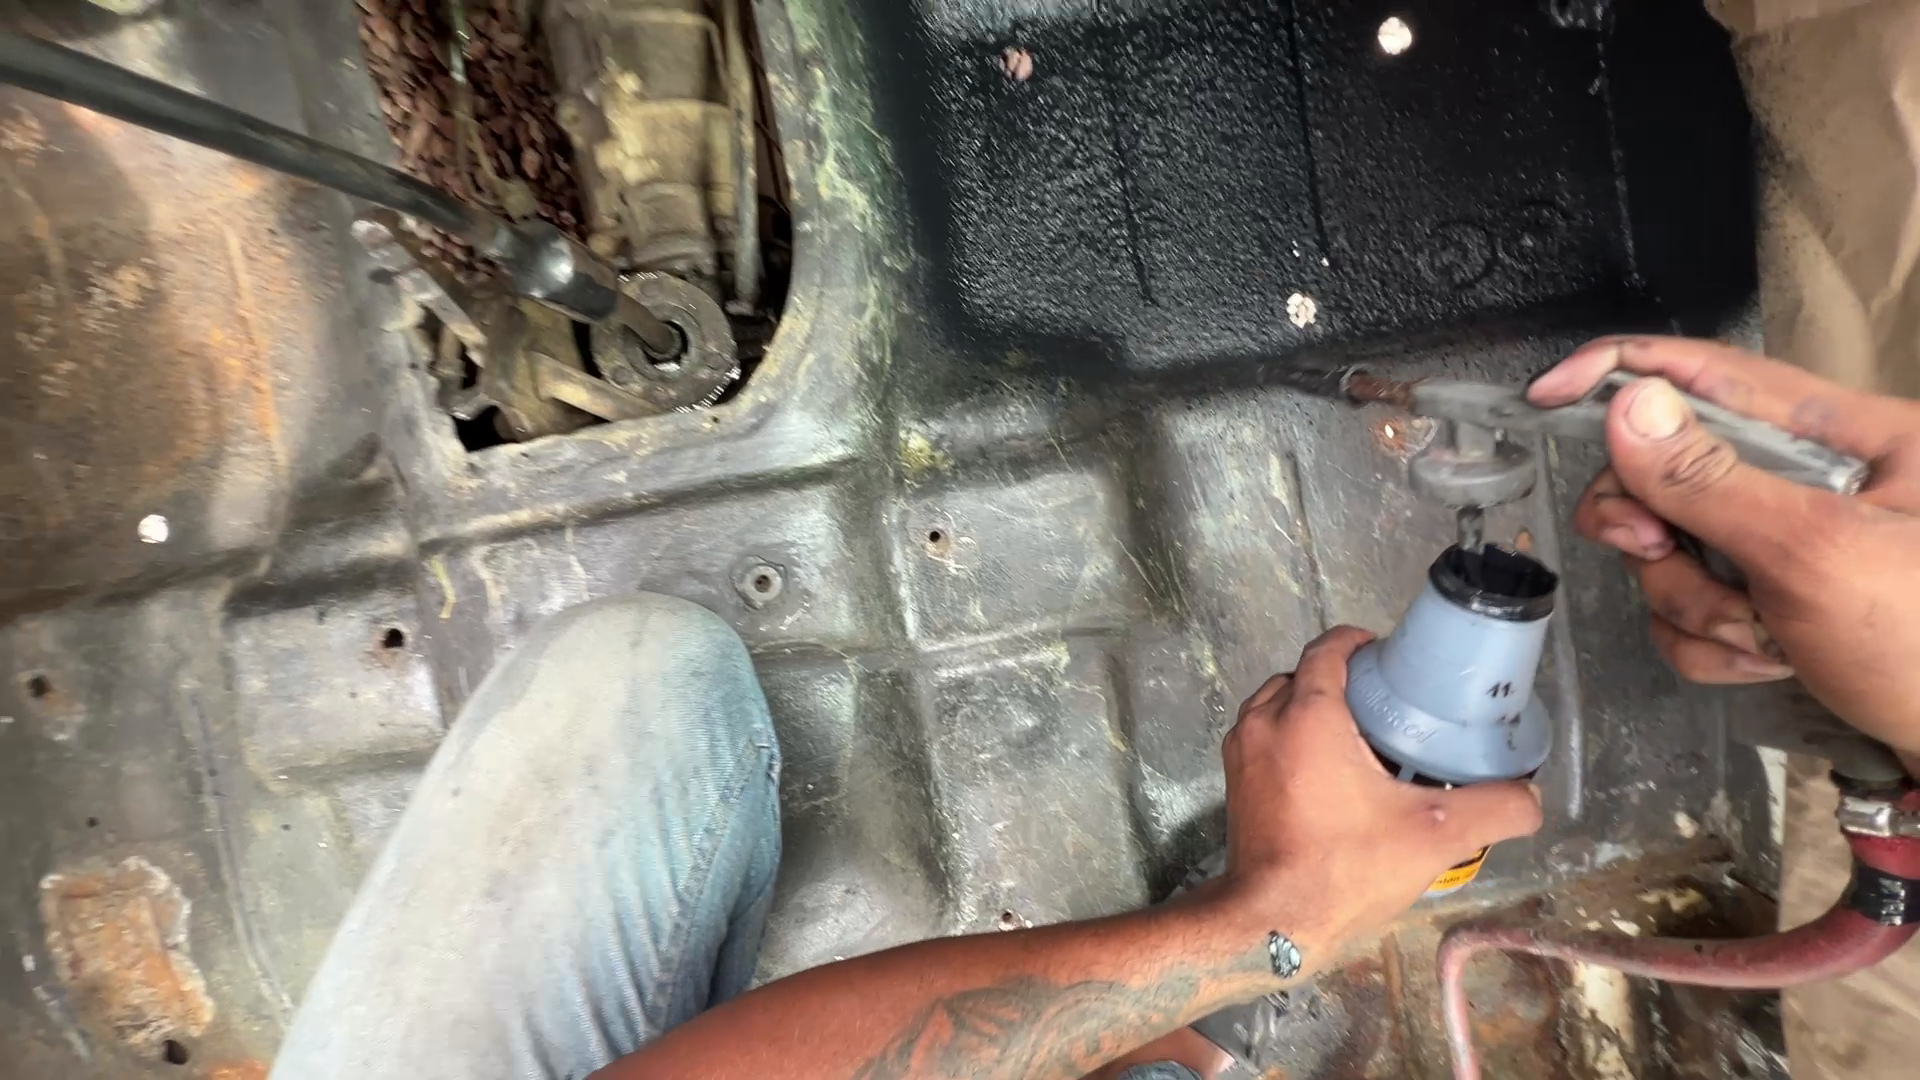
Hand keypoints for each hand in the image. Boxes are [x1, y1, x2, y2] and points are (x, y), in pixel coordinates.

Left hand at [1218, 627, 1542, 954]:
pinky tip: (1321, 767)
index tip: (1383, 652)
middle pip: (1298, 675)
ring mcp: (1240, 747)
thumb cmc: (1349, 862)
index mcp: (1305, 713)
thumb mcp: (1437, 833)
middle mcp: (1263, 719)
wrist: (1275, 912)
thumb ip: (1496, 807)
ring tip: (1353, 733)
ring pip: (1273, 703)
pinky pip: (1260, 733)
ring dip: (1306, 705)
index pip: (1325, 651)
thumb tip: (1532, 794)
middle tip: (1379, 701)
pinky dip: (1286, 732)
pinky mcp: (1232, 775)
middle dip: (1335, 677)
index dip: (1354, 642)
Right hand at [1528, 335, 1919, 754]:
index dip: (1617, 371)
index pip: (1710, 374)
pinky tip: (1766, 661)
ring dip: (1691, 603)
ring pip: (1664, 552)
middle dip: (1647, 526)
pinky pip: (1683, 607)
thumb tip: (1626, 402)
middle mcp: (1807, 483)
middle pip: (1659, 475)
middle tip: (1655, 552)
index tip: (1545, 397)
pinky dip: (1707, 641)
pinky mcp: (1766, 598)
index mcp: (1848, 440)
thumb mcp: (1818, 554)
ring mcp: (1782, 545)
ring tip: (1764, 638)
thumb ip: (1711, 480)